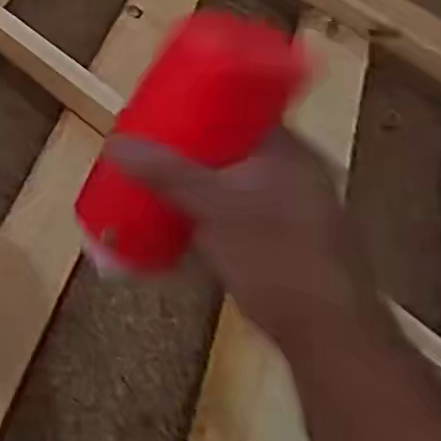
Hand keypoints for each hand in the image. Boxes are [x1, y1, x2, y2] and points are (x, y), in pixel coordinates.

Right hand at [105, 127, 376, 344]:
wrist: (327, 338)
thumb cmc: (277, 257)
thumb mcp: (213, 206)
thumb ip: (163, 172)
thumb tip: (113, 141)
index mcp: (289, 154)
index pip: (239, 109)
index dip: (196, 102)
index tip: (156, 103)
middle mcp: (293, 175)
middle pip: (225, 144)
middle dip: (182, 144)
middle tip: (142, 140)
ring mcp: (288, 210)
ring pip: (224, 179)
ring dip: (186, 178)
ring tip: (145, 173)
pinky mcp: (277, 242)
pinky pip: (226, 209)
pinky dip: (198, 207)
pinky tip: (168, 213)